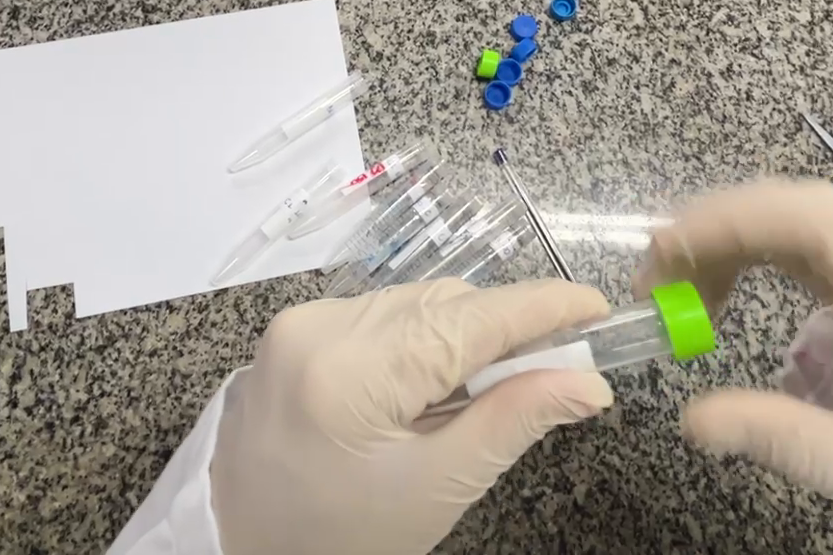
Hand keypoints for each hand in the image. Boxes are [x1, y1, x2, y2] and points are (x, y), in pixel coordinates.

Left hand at [211, 278, 613, 554]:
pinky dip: (421, 334)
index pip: (468, 320)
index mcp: (353, 374)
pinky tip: (430, 378)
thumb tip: (588, 383)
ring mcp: (305, 319)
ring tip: (485, 384)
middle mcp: (324, 326)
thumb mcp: (434, 492)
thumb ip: (512, 422)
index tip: (595, 303)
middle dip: (503, 327)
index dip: (539, 306)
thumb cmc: (339, 541)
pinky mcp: (298, 324)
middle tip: (556, 360)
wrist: (236, 546)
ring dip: (462, 332)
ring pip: (415, 302)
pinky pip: (383, 311)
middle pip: (443, 304)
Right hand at [636, 180, 832, 543]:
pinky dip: (752, 252)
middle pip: (789, 206)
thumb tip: (691, 420)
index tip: (661, 247)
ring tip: (680, 291)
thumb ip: (787, 441)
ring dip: (726, 242)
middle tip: (654, 280)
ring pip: (791, 216)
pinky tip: (725, 286)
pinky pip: (805, 236)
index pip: (806, 216)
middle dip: (711, 231)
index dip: (725, 218)